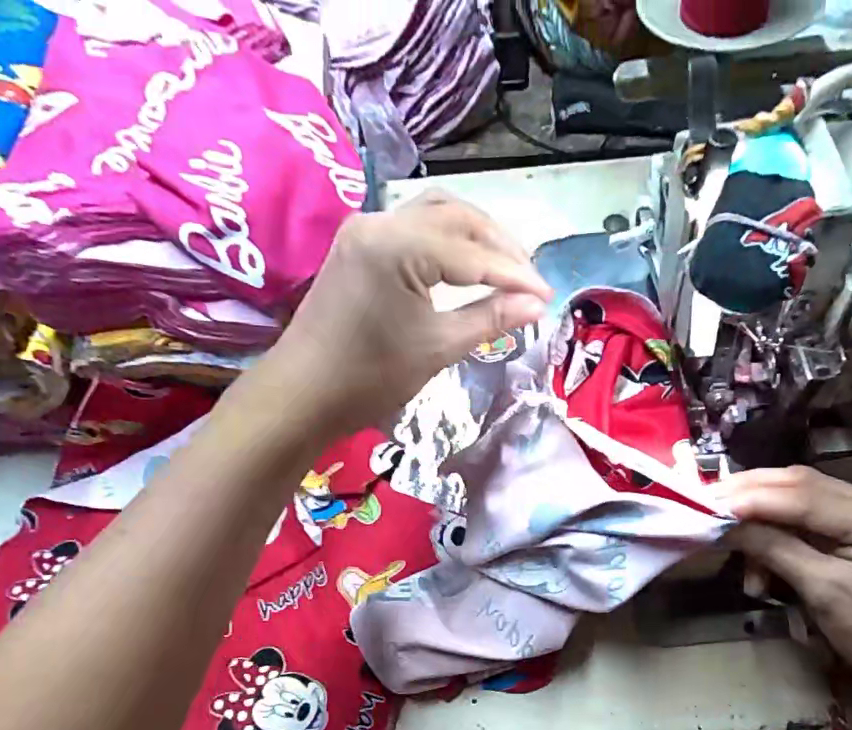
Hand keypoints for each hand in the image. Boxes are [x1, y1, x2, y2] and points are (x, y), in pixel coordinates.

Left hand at [258, 191, 551, 434]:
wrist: (303, 393)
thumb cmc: (370, 376)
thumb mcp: (438, 348)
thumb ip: (491, 318)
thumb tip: (537, 304)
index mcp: (398, 246)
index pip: (473, 253)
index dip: (515, 275)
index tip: (547, 297)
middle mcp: (380, 222)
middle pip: (457, 216)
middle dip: (500, 246)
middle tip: (530, 283)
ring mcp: (365, 229)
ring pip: (435, 214)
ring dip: (476, 237)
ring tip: (506, 271)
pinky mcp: (358, 244)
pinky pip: (414, 228)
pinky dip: (448, 242)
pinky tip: (468, 266)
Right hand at [717, 467, 851, 729]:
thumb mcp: (825, 593)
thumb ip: (776, 550)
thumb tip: (726, 526)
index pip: (808, 495)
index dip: (757, 497)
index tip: (712, 504)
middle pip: (803, 487)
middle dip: (753, 497)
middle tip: (709, 505)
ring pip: (799, 503)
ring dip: (761, 522)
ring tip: (732, 547)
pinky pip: (805, 526)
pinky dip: (774, 540)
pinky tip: (758, 568)